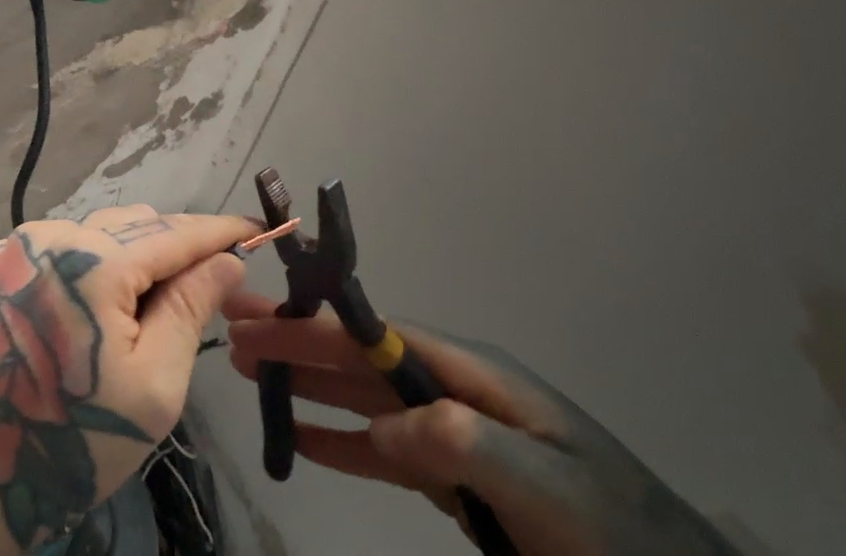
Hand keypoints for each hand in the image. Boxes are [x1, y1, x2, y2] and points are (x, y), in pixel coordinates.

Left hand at [0, 206, 260, 555]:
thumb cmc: (78, 436)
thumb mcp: (154, 381)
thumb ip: (188, 308)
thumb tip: (226, 261)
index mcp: (91, 262)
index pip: (173, 233)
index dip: (220, 231)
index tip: (260, 229)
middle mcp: (49, 238)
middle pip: (134, 225)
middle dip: (180, 244)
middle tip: (218, 277)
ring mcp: (17, 250)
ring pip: (98, 232)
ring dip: (139, 253)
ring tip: (168, 295)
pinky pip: (64, 248)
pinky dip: (99, 262)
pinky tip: (113, 301)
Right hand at [225, 294, 742, 555]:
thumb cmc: (614, 531)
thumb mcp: (548, 485)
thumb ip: (463, 443)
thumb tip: (379, 424)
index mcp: (473, 375)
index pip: (373, 337)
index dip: (311, 325)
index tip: (256, 314)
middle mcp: (454, 391)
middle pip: (357, 359)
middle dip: (295, 343)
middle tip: (231, 333)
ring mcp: (452, 431)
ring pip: (360, 398)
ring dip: (304, 383)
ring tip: (248, 371)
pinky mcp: (451, 474)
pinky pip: (378, 447)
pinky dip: (334, 437)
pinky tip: (298, 436)